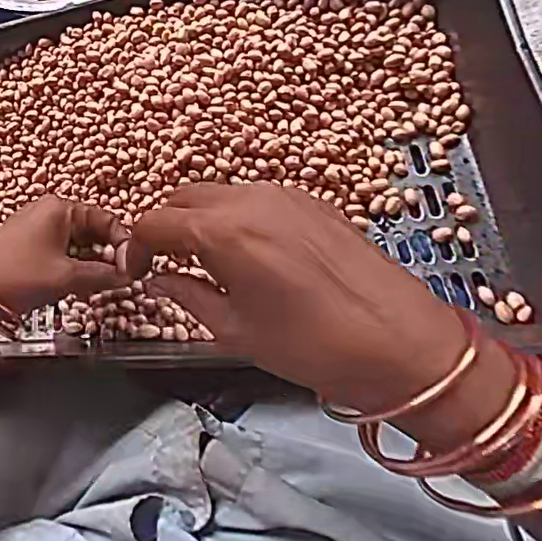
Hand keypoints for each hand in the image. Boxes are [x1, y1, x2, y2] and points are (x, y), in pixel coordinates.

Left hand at [0, 195, 130, 315]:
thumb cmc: (17, 275)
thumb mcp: (67, 276)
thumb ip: (103, 275)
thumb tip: (128, 276)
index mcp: (61, 206)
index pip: (108, 220)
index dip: (124, 245)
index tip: (134, 270)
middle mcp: (49, 211)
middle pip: (94, 231)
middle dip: (108, 256)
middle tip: (121, 281)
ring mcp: (37, 228)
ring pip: (78, 244)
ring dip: (91, 265)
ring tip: (101, 287)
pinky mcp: (27, 246)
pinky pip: (61, 252)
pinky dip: (73, 268)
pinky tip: (78, 287)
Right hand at [127, 182, 470, 409]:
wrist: (405, 345)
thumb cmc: (315, 346)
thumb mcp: (235, 330)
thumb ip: (186, 294)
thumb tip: (159, 280)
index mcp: (222, 231)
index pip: (154, 222)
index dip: (135, 247)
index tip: (135, 271)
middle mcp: (250, 199)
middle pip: (182, 199)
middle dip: (165, 228)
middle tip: (164, 265)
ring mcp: (284, 195)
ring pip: (218, 194)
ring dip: (198, 220)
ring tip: (205, 261)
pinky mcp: (312, 201)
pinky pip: (254, 198)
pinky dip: (234, 217)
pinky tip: (246, 253)